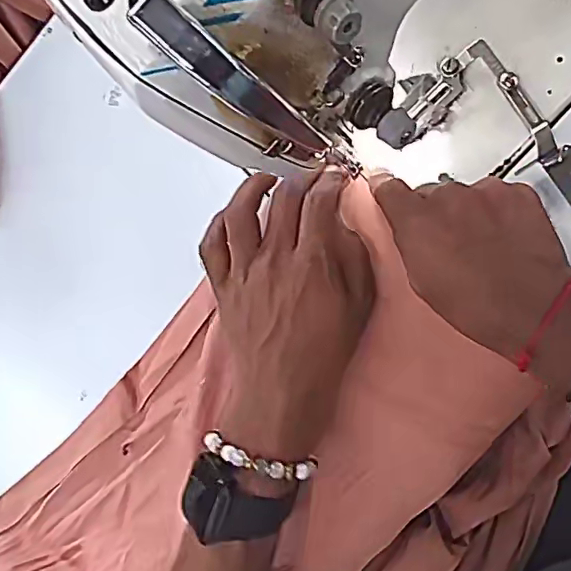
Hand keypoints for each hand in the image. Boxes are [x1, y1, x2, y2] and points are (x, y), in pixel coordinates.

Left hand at [201, 170, 374, 463]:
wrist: (281, 394)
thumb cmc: (323, 358)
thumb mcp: (359, 308)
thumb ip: (356, 261)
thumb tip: (345, 227)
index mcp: (312, 265)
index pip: (319, 202)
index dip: (331, 180)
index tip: (339, 177)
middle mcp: (274, 261)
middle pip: (284, 198)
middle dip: (302, 177)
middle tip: (314, 176)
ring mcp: (244, 272)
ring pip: (239, 211)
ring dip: (254, 186)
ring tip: (268, 180)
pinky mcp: (223, 286)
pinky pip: (212, 244)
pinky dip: (219, 222)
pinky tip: (233, 215)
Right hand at [372, 176, 570, 394]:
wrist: (533, 308)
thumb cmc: (479, 306)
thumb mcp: (423, 282)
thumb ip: (409, 244)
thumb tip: (407, 232)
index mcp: (416, 221)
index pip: (389, 188)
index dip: (388, 190)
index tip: (387, 188)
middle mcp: (448, 198)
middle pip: (433, 193)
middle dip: (439, 214)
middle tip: (453, 242)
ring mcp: (485, 192)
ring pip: (468, 193)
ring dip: (471, 212)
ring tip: (484, 245)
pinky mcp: (518, 194)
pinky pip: (501, 195)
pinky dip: (501, 211)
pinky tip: (505, 238)